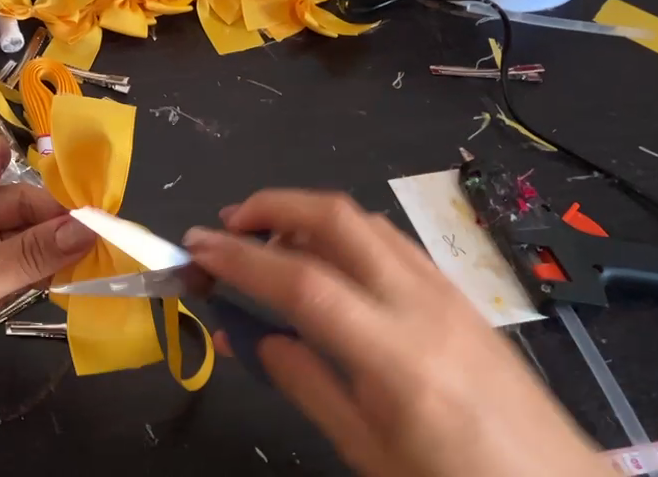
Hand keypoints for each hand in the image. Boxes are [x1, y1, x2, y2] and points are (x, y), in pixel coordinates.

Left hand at [0, 126, 95, 437]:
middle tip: (95, 236)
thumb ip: (31, 254)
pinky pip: (20, 268)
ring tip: (96, 259)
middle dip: (49, 213)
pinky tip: (74, 282)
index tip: (20, 174)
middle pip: (12, 197)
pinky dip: (44, 272)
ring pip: (21, 235)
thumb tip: (89, 226)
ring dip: (53, 245)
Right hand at [184, 191, 610, 476]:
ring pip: (364, 220)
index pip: (301, 284)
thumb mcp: (373, 456)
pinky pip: (391, 240)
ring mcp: (448, 294)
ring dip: (305, 214)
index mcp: (399, 361)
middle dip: (270, 206)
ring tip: (265, 238)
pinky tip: (324, 257)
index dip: (241, 258)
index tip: (197, 248)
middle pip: (336, 219)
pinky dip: (343, 231)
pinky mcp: (460, 294)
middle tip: (226, 225)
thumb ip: (309, 386)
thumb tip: (254, 336)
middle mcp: (424, 308)